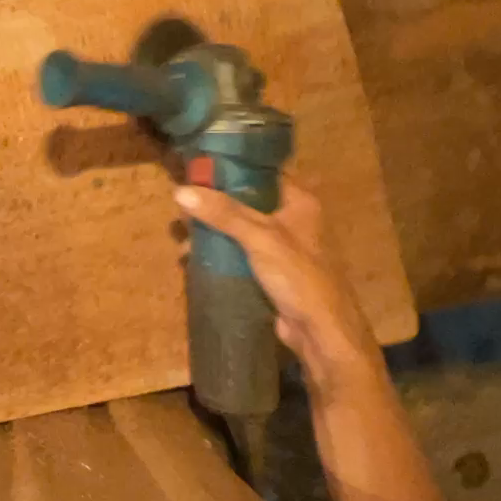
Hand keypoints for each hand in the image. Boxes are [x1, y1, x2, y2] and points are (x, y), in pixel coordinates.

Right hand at [173, 177, 385, 398]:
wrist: (321, 332)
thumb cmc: (298, 275)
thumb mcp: (259, 237)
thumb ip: (222, 213)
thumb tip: (179, 192)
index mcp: (298, 202)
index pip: (261, 173)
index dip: (230, 169)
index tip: (197, 168)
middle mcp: (292, 219)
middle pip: (246, 201)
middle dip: (213, 204)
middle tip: (182, 204)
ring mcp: (282, 247)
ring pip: (240, 229)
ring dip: (212, 231)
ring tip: (183, 235)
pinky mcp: (271, 271)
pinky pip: (239, 253)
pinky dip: (219, 252)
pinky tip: (193, 257)